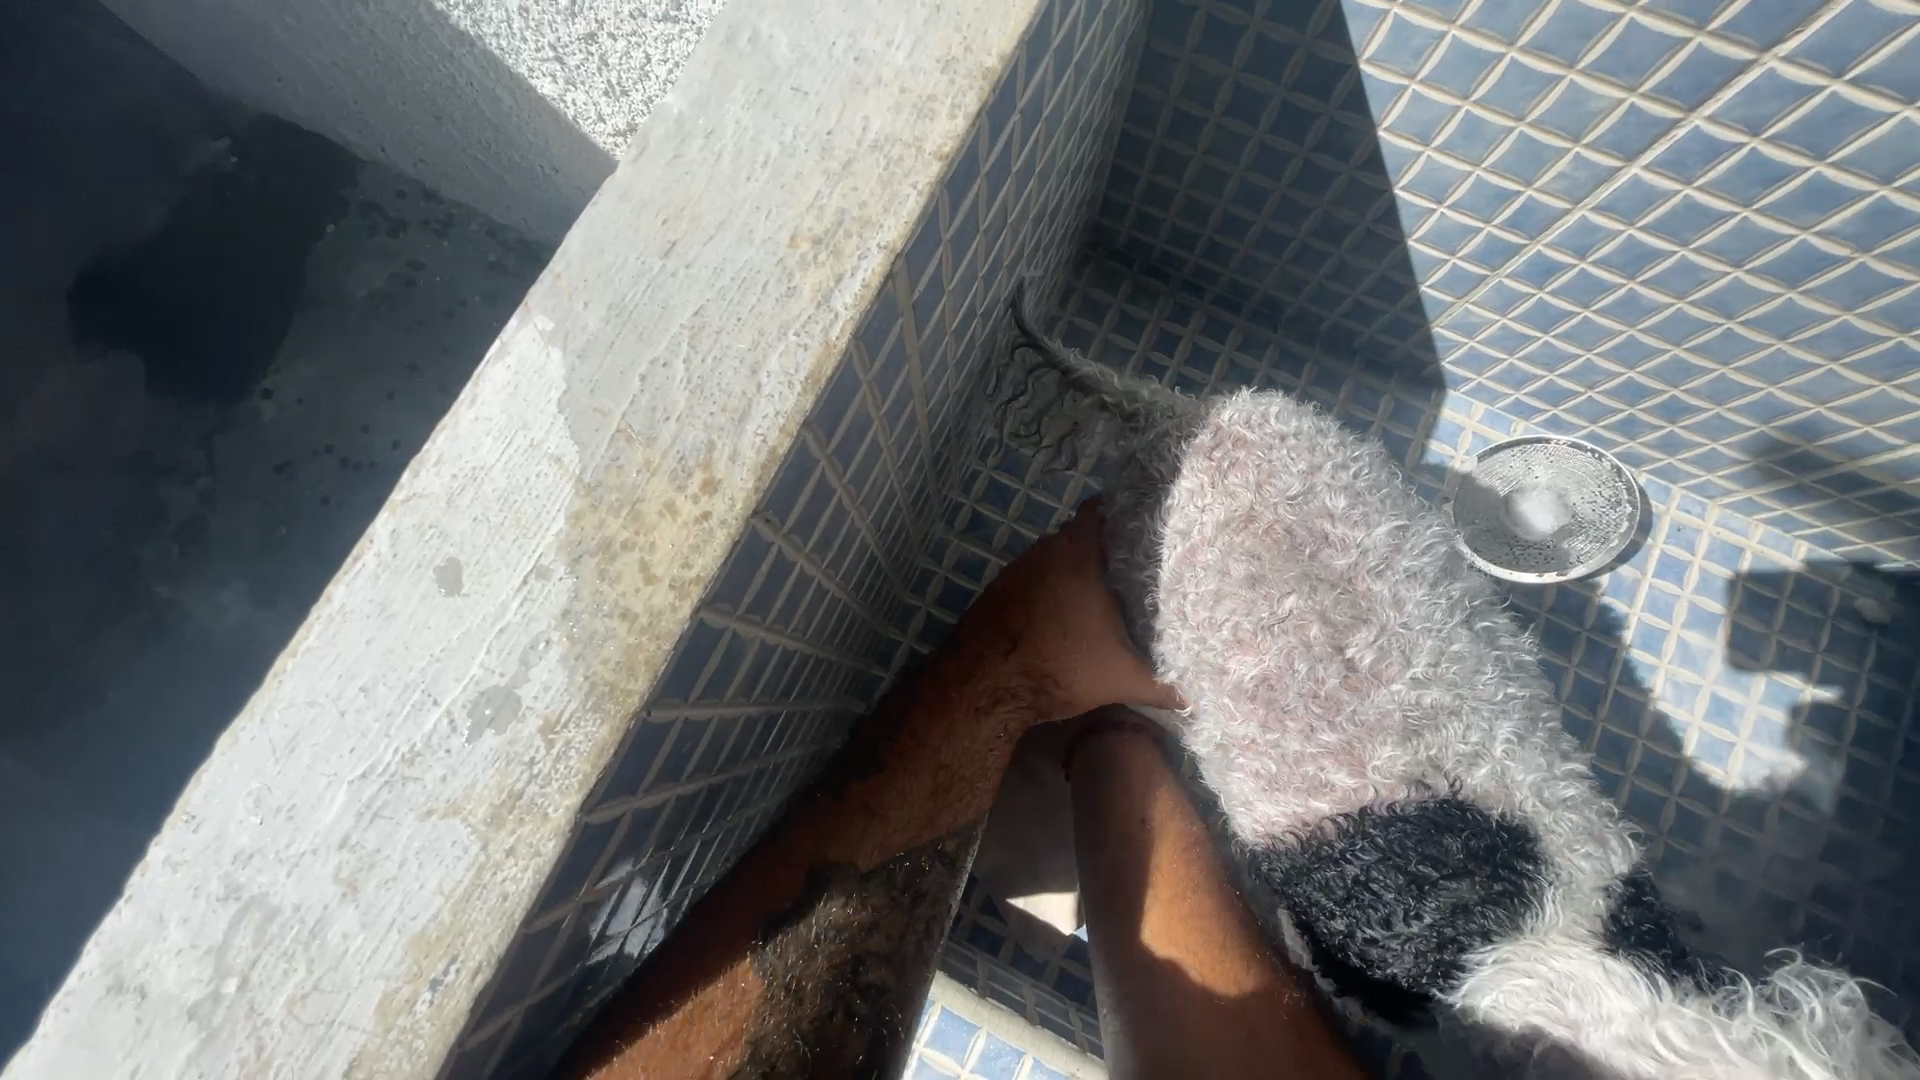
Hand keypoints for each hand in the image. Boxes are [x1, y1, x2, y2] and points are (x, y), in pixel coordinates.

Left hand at [955, 498, 1181, 723]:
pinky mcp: (996, 590)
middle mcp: (1044, 551)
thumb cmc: (1060, 666)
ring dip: (1071, 570)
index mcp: (1078, 555)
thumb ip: (1159, 685)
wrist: (985, 686)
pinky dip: (1046, 588)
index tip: (1144, 524)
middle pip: (1078, 535)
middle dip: (1102, 547)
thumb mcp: (1120, 679)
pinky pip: (1030, 578)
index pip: (1100, 510)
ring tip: (1100, 590)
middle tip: (1131, 564)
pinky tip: (1061, 613)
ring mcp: (1015, 569)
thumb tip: (1190, 700)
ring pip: (1052, 558)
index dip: (1122, 511)